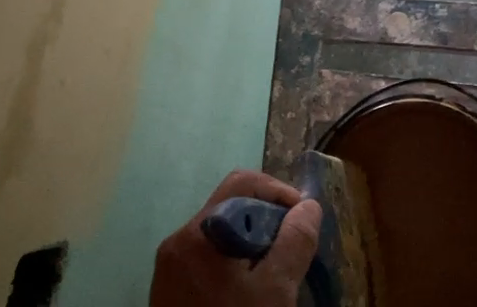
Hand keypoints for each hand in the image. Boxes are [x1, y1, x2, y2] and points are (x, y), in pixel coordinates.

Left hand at [149, 169, 321, 306]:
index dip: (279, 192)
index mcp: (199, 233)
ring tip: (276, 274)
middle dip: (267, 221)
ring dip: (252, 245)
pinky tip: (251, 292)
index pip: (242, 183)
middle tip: (293, 250)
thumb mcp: (275, 292)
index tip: (304, 220)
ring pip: (220, 235)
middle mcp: (178, 241)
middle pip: (231, 207)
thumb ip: (294, 243)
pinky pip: (206, 260)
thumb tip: (308, 206)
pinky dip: (233, 264)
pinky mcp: (168, 291)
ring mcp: (170, 268)